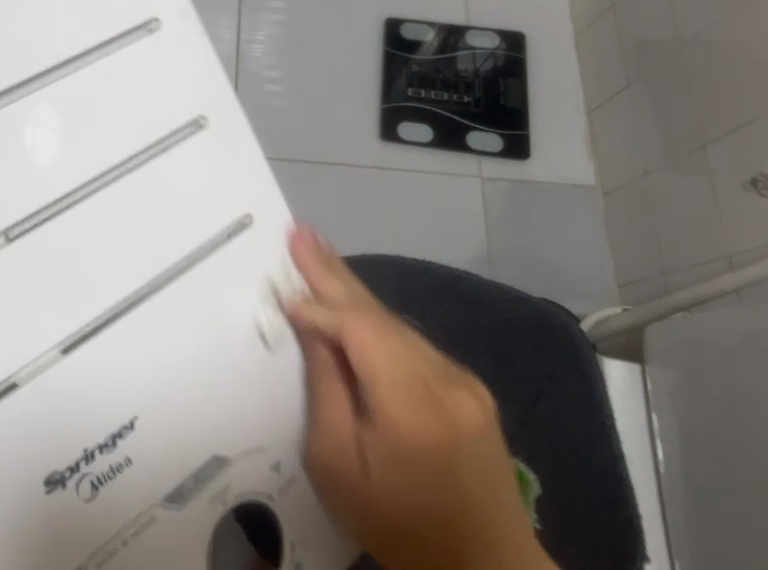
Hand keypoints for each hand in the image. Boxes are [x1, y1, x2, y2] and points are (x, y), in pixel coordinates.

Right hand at [283, 227, 555, 569]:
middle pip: (379, 314)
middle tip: (301, 232)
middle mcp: (446, 380)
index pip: (359, 330)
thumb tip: (312, 328)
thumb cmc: (397, 525)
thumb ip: (326, 391)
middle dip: (335, 272)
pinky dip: (376, 322)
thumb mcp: (339, 467)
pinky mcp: (470, 388)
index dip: (320, 304)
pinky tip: (352, 303)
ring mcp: (464, 382)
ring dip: (353, 293)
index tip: (282, 287)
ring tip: (317, 254)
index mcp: (413, 405)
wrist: (485, 567)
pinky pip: (412, 344)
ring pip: (396, 325)